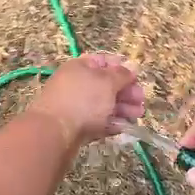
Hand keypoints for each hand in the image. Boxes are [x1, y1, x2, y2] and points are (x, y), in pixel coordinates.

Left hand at [25, 52, 145, 148]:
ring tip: (137, 116)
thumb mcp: (107, 82)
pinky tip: (123, 128)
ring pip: (103, 104)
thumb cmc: (83, 100)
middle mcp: (77, 83)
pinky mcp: (75, 125)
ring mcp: (75, 105)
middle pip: (106, 84)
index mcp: (81, 66)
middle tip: (141, 101)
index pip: (104, 61)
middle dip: (126, 92)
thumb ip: (122, 74)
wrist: (54, 132)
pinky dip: (110, 122)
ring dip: (122, 108)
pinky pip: (96, 121)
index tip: (137, 77)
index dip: (122, 68)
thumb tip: (132, 65)